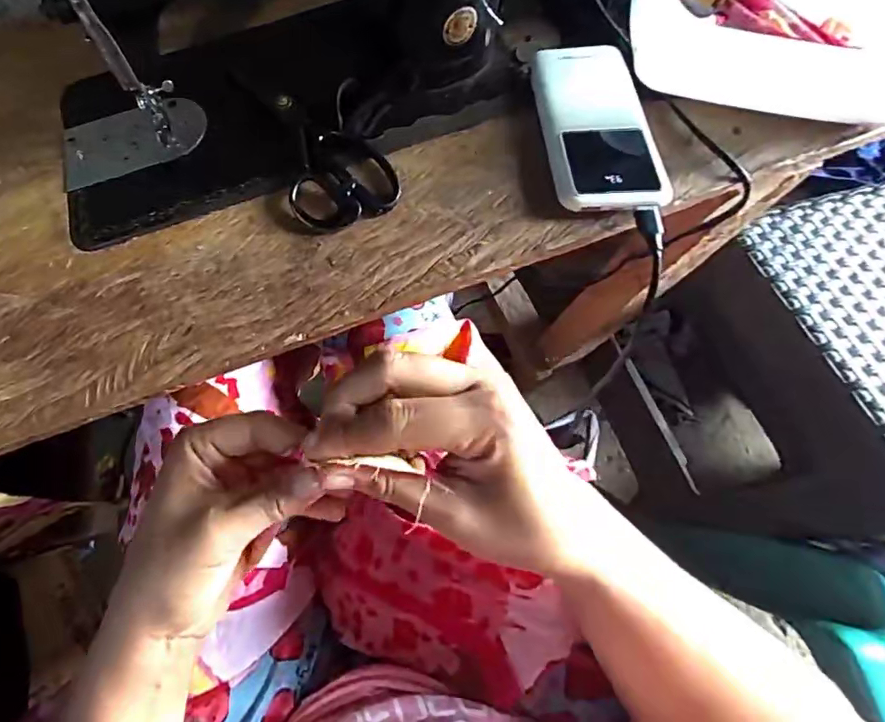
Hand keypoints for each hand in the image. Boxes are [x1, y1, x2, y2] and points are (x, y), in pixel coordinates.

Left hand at [109, 413, 346, 641]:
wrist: (157, 626)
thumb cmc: (174, 567)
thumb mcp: (221, 529)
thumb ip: (271, 501)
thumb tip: (321, 476)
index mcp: (201, 445)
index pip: (256, 428)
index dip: (293, 438)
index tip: (331, 453)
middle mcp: (220, 456)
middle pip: (274, 448)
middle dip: (308, 462)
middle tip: (349, 474)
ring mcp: (236, 484)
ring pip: (283, 473)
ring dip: (312, 484)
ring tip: (350, 492)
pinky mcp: (249, 512)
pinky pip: (282, 498)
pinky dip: (305, 504)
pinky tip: (334, 510)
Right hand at [303, 351, 605, 578]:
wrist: (571, 521)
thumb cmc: (521, 529)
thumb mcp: (454, 519)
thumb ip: (391, 485)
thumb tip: (331, 470)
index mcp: (483, 418)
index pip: (395, 417)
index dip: (347, 435)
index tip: (313, 452)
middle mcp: (480, 379)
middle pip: (391, 367)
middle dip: (347, 398)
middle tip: (324, 432)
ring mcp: (478, 367)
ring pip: (398, 355)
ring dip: (362, 384)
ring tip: (344, 422)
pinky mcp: (473, 368)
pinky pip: (417, 357)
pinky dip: (386, 377)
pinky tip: (375, 406)